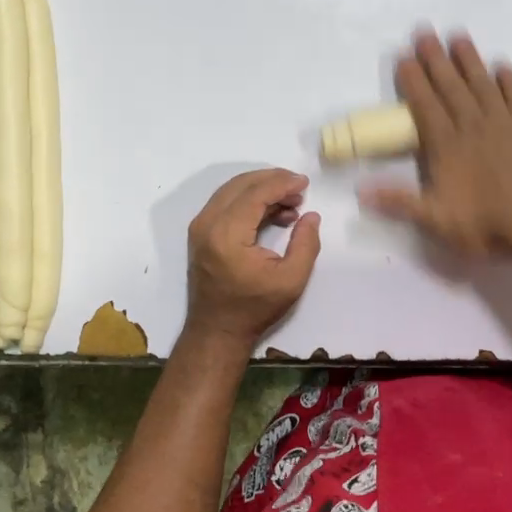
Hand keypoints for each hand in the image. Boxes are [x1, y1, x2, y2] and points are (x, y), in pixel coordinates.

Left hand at [185, 168, 322, 344]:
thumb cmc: (254, 308)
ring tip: (291, 202)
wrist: (217, 331)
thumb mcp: (291, 280)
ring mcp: (200, 228)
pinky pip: (224, 204)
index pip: (255, 194)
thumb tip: (311, 215)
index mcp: (227, 234)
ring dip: (260, 189)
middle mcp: (208, 224)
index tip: (304, 183)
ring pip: (231, 191)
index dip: (282, 183)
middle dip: (272, 180)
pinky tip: (273, 214)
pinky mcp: (200, 234)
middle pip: (240, 185)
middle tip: (299, 187)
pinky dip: (248, 201)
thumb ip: (306, 244)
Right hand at [361, 30, 511, 253]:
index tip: (403, 57)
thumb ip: (399, 201)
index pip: (425, 105)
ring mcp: (505, 123)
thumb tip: (360, 191)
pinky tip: (502, 67)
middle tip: (424, 31)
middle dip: (435, 58)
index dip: (413, 80)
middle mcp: (472, 125)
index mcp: (446, 146)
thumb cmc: (485, 224)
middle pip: (451, 86)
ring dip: (469, 60)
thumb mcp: (435, 220)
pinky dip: (509, 80)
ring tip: (458, 36)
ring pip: (482, 83)